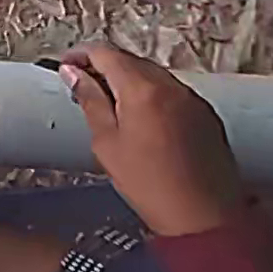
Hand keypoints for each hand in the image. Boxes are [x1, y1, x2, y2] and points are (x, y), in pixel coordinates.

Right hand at [60, 43, 242, 236]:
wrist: (205, 218)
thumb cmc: (149, 183)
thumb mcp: (106, 140)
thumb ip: (90, 100)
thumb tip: (73, 73)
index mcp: (143, 90)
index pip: (106, 53)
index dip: (80, 54)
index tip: (66, 65)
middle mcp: (172, 87)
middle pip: (130, 60)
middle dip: (103, 65)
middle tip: (81, 84)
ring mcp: (193, 99)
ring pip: (151, 73)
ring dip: (126, 78)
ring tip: (107, 101)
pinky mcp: (206, 115)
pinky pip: (170, 90)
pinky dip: (148, 92)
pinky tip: (137, 115)